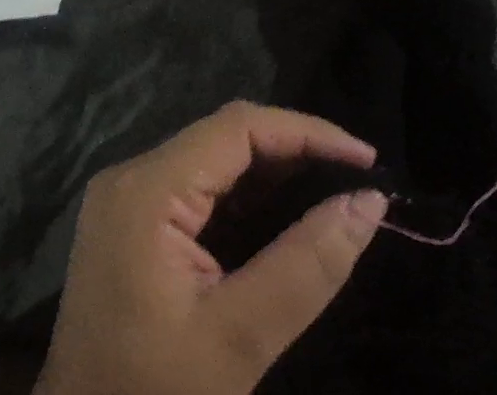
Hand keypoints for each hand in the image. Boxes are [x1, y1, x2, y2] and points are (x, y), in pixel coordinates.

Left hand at [33, 102, 388, 394]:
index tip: (368, 160)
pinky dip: (245, 197)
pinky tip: (286, 217)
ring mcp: (127, 200)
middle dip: (295, 150)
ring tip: (335, 194)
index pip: (237, 127)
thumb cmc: (155, 392)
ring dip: (274, 173)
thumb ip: (307, 263)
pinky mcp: (131, 223)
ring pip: (213, 160)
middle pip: (223, 137)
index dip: (308, 132)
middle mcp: (130, 177)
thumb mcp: (239, 336)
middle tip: (358, 182)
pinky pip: (197, 189)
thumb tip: (370, 201)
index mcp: (146, 190)